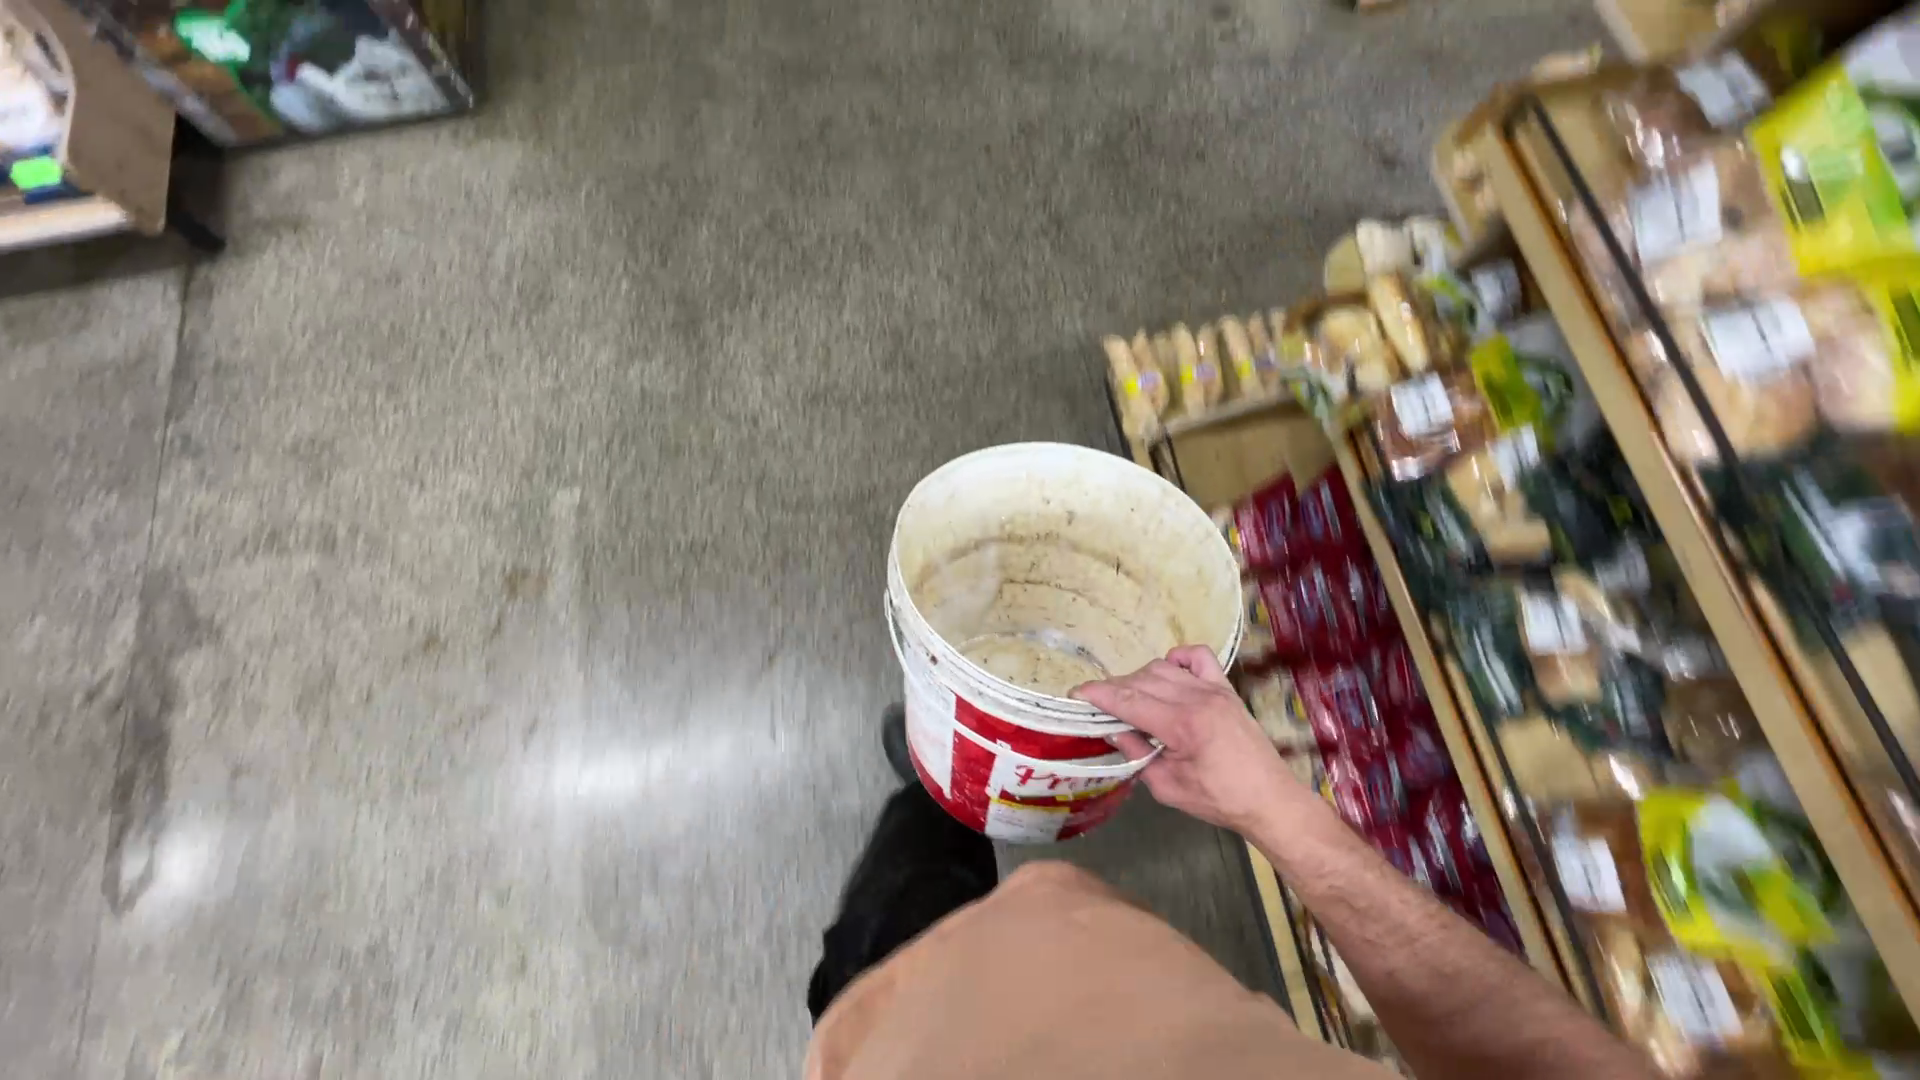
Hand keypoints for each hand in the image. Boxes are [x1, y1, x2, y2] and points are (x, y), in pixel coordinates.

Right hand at [1072, 645, 1305, 833]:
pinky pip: (1197, 657)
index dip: (1097, 694)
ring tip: (1130, 700)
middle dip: (1114, 689)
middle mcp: (1197, 699)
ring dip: (1139, 679)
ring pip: (1163, 668)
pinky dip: (1176, 659)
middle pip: (1141, 680)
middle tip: (1098, 707)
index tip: (1075, 694)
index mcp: (1182, 725)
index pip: (1128, 699)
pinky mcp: (1227, 689)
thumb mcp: (1167, 787)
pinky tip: (1167, 675)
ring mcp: (1215, 689)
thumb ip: (1136, 754)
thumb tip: (1113, 728)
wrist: (1270, 800)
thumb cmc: (1219, 801)